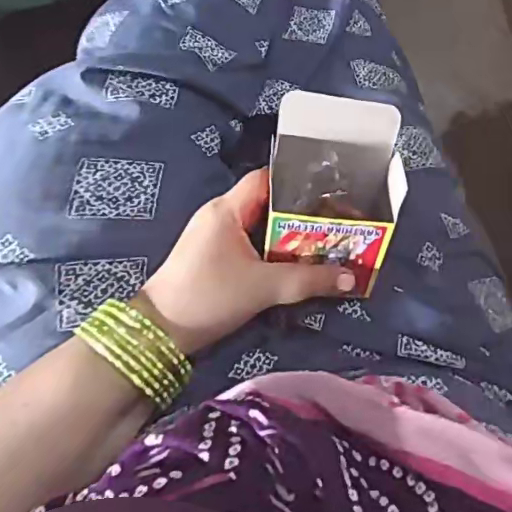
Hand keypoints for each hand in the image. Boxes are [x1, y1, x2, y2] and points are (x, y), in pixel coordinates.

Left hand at [140, 169, 355, 355]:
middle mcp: (219, 214)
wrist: (160, 333)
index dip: (296, 181)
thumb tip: (351, 278)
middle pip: (266, 201)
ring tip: (320, 240)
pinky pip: (248, 241)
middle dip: (298, 212)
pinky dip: (270, 247)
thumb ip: (310, 281)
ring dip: (285, 233)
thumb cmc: (209, 297)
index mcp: (227, 209)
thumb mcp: (264, 288)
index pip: (266, 178)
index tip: (326, 192)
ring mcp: (213, 235)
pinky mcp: (211, 255)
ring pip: (258, 224)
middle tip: (332, 221)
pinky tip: (292, 260)